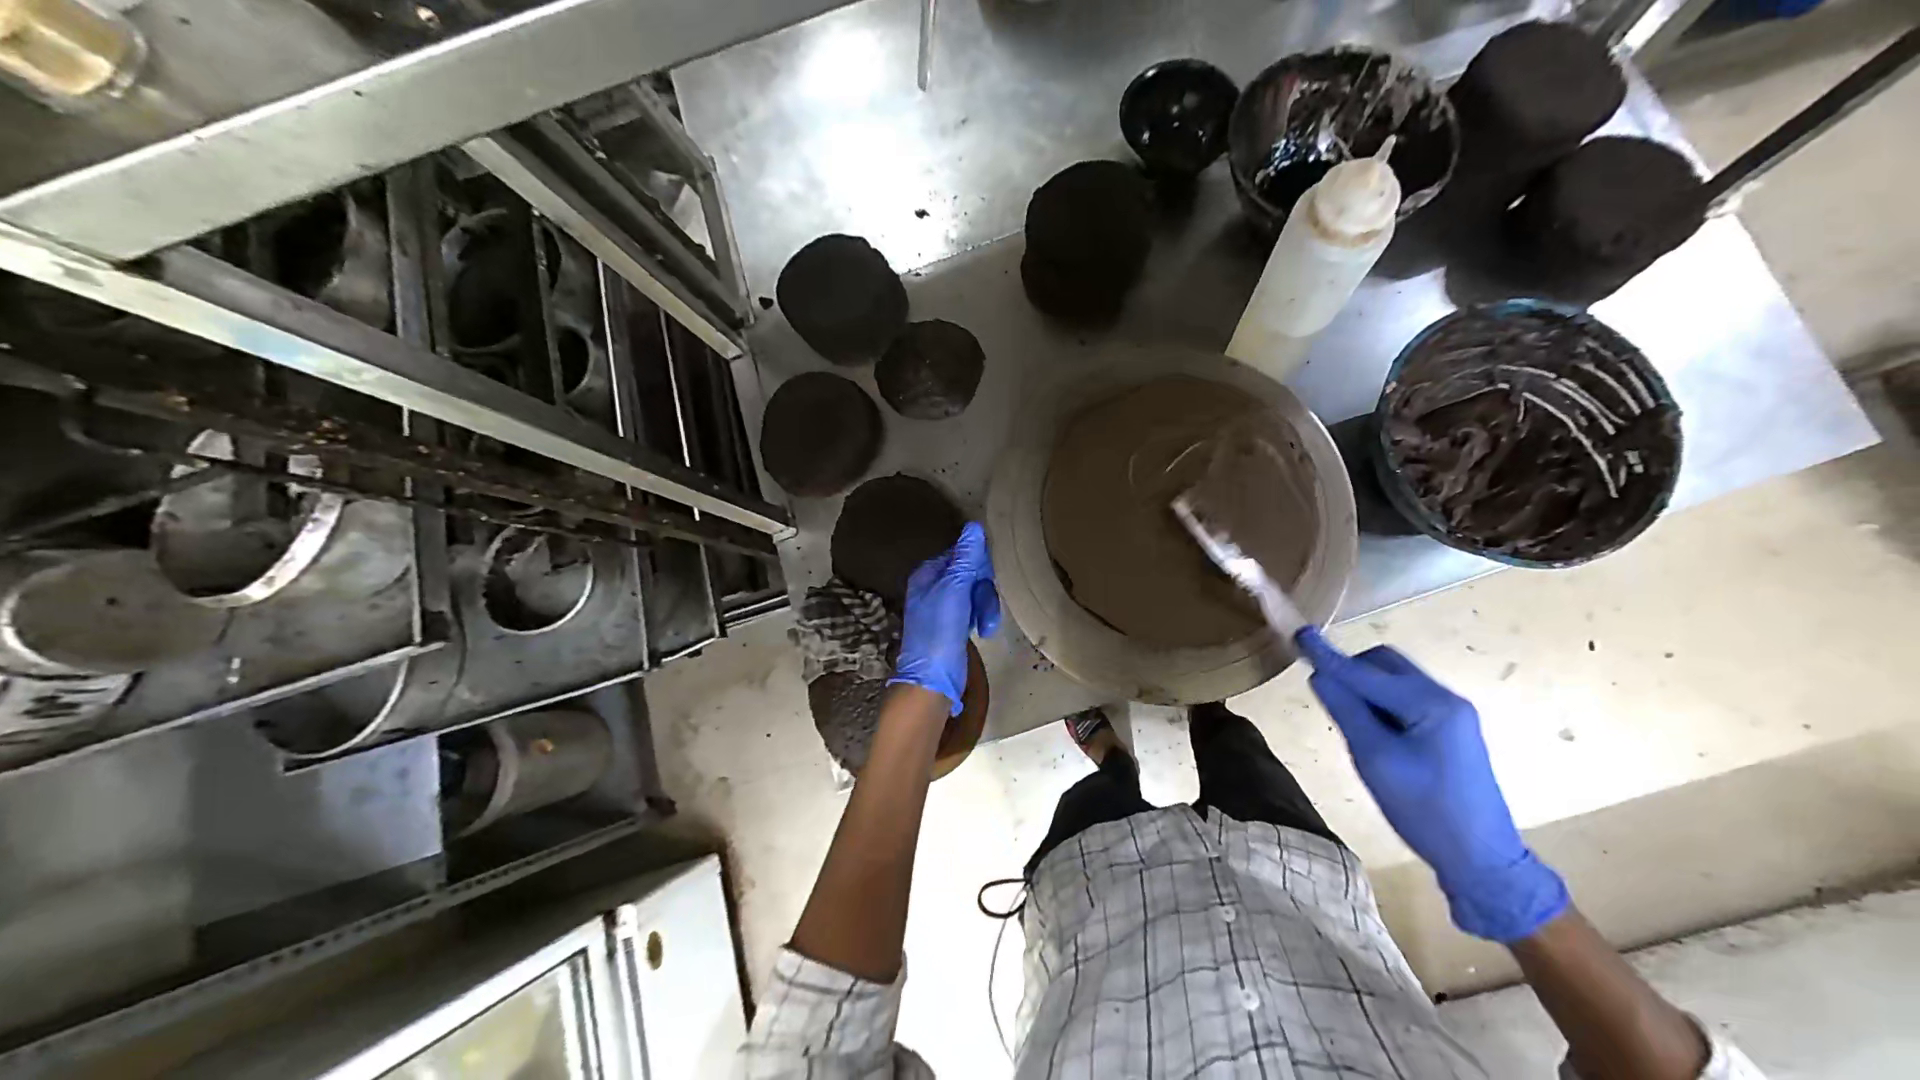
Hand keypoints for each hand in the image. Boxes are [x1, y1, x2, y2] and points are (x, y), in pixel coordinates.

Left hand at [889, 522, 1000, 714]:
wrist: (932, 677)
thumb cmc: (940, 629)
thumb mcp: (954, 589)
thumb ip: (965, 558)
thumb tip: (974, 526)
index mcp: (928, 574)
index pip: (960, 554)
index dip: (977, 565)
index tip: (986, 579)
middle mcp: (933, 587)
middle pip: (971, 574)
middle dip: (983, 591)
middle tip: (986, 608)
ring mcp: (943, 608)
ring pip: (975, 594)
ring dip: (985, 608)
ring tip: (987, 628)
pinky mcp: (953, 625)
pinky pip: (974, 611)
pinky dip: (981, 618)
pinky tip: (984, 633)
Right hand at [1296, 629, 1567, 941]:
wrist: (1482, 859)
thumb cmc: (1424, 811)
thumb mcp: (1375, 760)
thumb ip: (1346, 711)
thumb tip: (1319, 675)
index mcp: (1430, 704)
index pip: (1366, 672)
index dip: (1328, 656)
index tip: (1299, 634)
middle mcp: (1445, 698)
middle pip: (1385, 664)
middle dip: (1351, 670)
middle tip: (1326, 695)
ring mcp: (1452, 713)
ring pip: (1394, 680)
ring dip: (1365, 689)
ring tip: (1350, 722)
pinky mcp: (1450, 729)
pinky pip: (1405, 699)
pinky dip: (1381, 704)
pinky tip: (1371, 731)